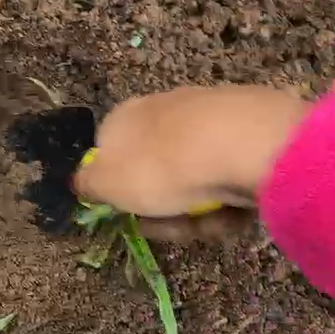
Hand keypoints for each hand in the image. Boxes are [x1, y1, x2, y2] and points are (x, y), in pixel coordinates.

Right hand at [72, 85, 311, 235]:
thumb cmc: (160, 169)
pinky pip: (230, 169)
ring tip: (211, 220)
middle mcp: (162, 108)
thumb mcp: (104, 185)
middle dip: (162, 206)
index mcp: (122, 117)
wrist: (246, 146)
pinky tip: (239, 204)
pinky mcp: (251, 125)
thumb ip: (87, 185)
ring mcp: (208, 113)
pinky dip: (231, 193)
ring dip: (197, 209)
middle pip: (154, 171)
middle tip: (172, 225)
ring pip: (193, 176)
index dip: (117, 188)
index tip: (129, 211)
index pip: (108, 154)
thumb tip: (83, 181)